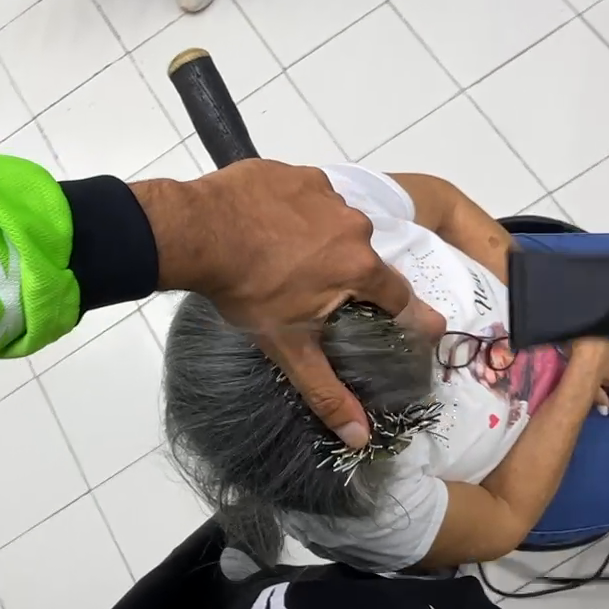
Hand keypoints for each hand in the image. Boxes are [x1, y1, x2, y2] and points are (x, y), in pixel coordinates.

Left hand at [135, 161, 443, 449]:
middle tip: (314, 290)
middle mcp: (353, 223)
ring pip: (334, 223)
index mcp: (359, 265)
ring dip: (319, 240)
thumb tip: (361, 437)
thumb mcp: (287, 345)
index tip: (411, 324)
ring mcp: (323, 190)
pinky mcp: (294, 171)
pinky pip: (306, 196)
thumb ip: (326, 390)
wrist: (197, 231)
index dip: (404, 313)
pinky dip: (294, 211)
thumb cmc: (246, 290)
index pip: (399, 296)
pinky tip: (268, 225)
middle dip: (347, 275)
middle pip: (363, 257)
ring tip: (284, 257)